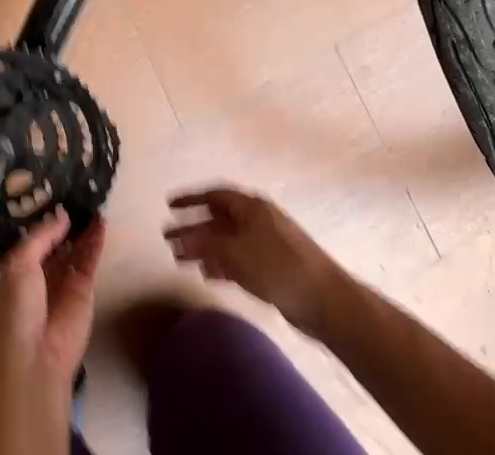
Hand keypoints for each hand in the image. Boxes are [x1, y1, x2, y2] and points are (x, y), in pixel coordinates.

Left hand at [0, 213, 106, 454]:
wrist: (36, 355)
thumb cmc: (17, 308)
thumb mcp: (19, 264)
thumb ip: (41, 237)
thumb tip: (61, 215)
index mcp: (19, 269)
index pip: (35, 240)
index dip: (47, 222)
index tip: (58, 197)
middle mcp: (42, 274)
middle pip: (58, 243)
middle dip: (68, 224)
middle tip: (81, 196)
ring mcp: (65, 282)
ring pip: (76, 249)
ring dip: (85, 229)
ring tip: (95, 203)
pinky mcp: (85, 290)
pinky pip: (91, 260)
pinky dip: (96, 242)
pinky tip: (102, 222)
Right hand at [164, 187, 346, 335]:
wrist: (325, 300)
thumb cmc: (278, 267)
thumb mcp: (235, 252)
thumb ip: (204, 244)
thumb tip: (177, 237)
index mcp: (252, 207)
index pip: (215, 195)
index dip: (191, 199)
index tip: (169, 206)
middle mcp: (259, 220)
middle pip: (219, 219)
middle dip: (194, 229)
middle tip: (169, 239)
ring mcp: (266, 244)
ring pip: (228, 242)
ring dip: (205, 249)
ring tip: (182, 260)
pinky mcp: (272, 268)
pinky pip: (239, 260)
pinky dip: (221, 264)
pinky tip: (208, 275)